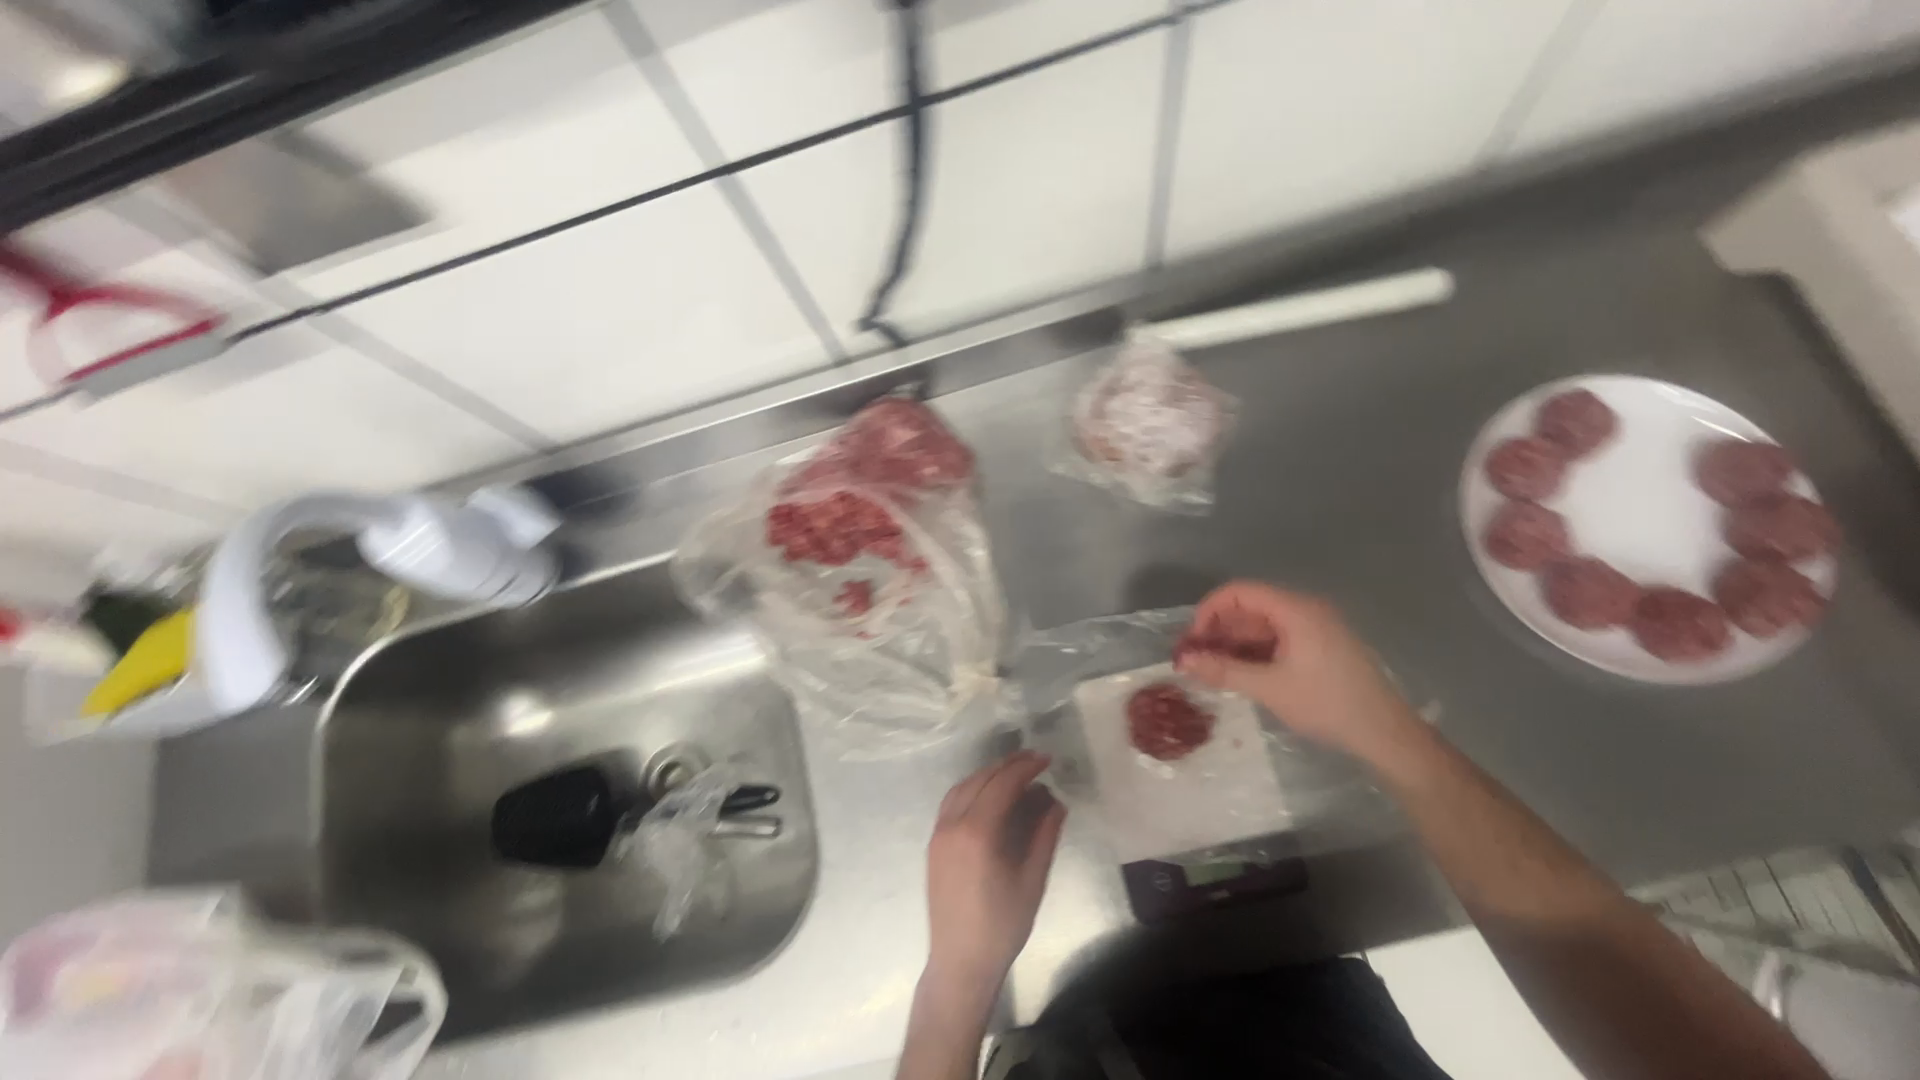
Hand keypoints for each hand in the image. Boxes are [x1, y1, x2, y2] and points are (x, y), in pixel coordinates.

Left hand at [923, 750, 1066, 990]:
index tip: (1047, 759)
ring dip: (988, 774)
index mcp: (978, 832)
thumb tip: (1056, 803)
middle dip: (1008, 765)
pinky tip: (988, 794)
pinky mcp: (933, 844)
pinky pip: (951, 803)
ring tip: (1014, 772)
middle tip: (1035, 760)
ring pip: (962, 787)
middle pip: (981, 780)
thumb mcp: (1032, 881)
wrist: (960, 961)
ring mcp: (938, 834)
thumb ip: (1044, 836)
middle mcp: (953, 825)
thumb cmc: (1002, 925)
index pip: (1003, 784)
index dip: (1026, 767)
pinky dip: (971, 788)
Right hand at [1174, 581, 1421, 764]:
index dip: (1209, 611)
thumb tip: (1182, 661)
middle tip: (1193, 661)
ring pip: (1261, 626)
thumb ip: (1223, 670)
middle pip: (1249, 608)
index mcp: (1296, 610)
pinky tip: (1238, 675)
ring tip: (1210, 671)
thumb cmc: (1327, 704)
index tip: (1191, 642)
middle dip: (1217, 631)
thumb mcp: (1269, 688)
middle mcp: (1305, 610)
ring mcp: (1314, 628)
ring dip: (1233, 644)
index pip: (1239, 592)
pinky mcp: (1319, 647)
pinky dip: (1253, 653)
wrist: (1384, 733)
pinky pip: (1277, 639)